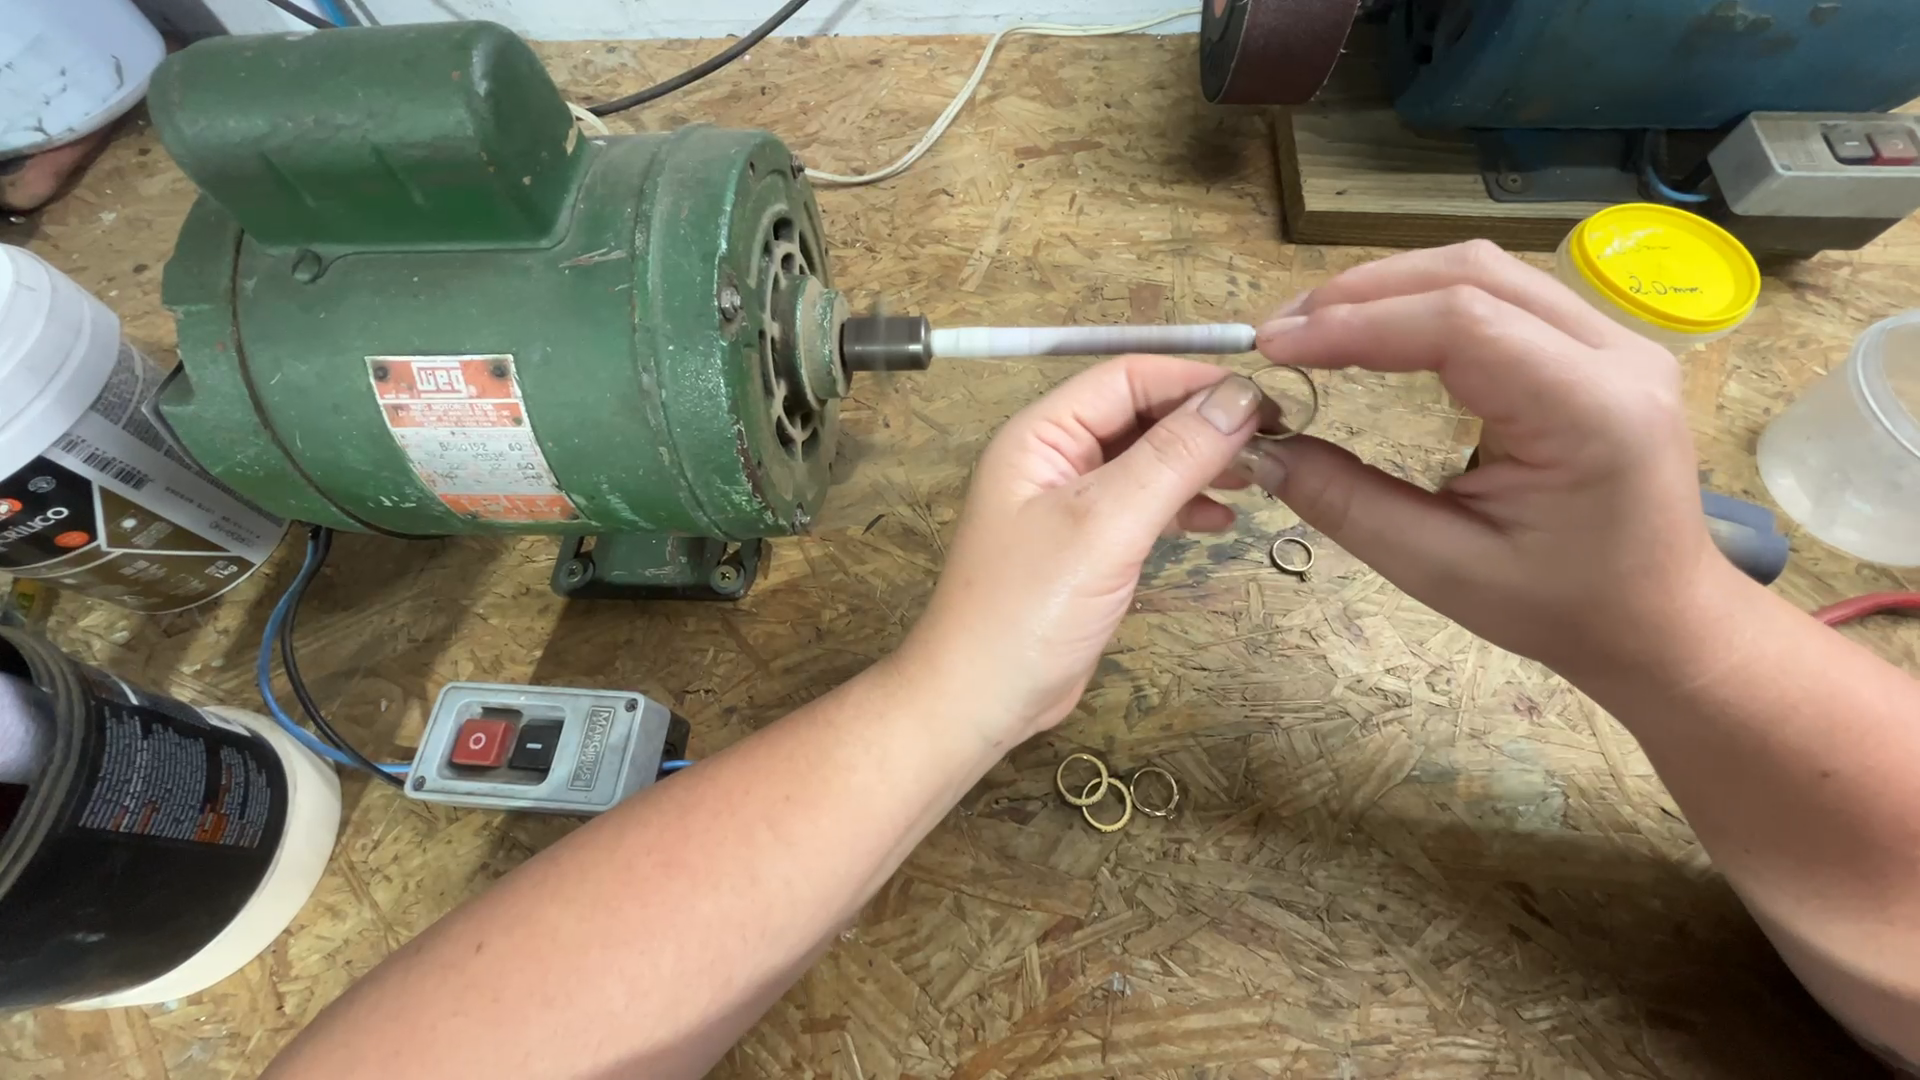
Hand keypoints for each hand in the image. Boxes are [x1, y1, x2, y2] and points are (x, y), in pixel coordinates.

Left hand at [893, 356, 1269, 742]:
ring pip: (1147, 462)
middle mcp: (1054, 459)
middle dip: (1203, 422)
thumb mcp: (1105, 524)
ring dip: (1200, 464)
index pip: (1125, 378)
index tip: (1266, 398)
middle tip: (1275, 438)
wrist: (983, 698)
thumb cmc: (1031, 606)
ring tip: (1259, 476)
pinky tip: (1223, 521)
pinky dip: (1183, 508)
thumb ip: (1171, 457)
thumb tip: (1241, 395)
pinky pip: (1143, 508)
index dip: (1194, 380)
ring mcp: (1071, 504)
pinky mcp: (1088, 546)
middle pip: (1139, 416)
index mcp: (1041, 435)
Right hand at [1241, 240, 1734, 681]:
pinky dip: (1413, 300)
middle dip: (1358, 294)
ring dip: (1383, 288)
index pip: (1460, 326)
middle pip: (1471, 275)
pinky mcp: (1588, 345)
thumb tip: (1262, 452)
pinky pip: (1492, 294)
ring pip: (1481, 270)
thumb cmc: (1556, 606)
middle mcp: (1614, 353)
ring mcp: (1610, 339)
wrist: (1657, 617)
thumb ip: (1345, 503)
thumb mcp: (1436, 568)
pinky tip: (1366, 328)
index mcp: (1589, 413)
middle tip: (1277, 333)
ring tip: (1307, 326)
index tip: (1272, 346)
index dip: (1354, 325)